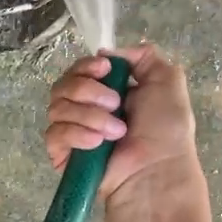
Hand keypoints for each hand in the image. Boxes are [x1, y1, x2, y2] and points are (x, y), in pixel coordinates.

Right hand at [44, 43, 200, 204]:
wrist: (155, 168)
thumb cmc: (166, 128)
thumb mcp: (167, 80)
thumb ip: (143, 57)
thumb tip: (105, 52)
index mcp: (107, 90)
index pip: (78, 70)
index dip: (86, 67)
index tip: (104, 70)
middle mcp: (83, 107)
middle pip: (62, 85)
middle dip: (87, 91)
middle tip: (115, 104)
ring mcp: (69, 129)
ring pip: (57, 108)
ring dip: (89, 116)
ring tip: (116, 132)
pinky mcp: (59, 151)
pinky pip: (54, 133)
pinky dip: (77, 135)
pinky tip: (97, 144)